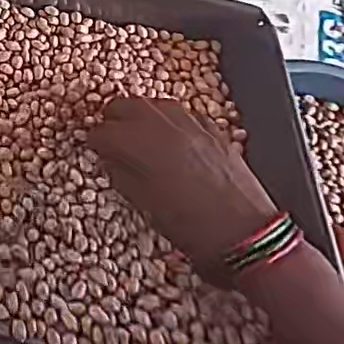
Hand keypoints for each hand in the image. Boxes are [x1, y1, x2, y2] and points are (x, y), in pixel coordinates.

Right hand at [87, 97, 275, 263]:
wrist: (250, 239)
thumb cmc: (193, 229)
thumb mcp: (146, 206)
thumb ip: (121, 175)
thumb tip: (109, 159)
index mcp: (144, 146)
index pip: (105, 132)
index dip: (94, 140)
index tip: (92, 148)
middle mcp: (167, 128)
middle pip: (126, 105)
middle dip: (112, 119)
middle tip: (108, 135)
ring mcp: (194, 128)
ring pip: (156, 104)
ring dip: (141, 114)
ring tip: (136, 130)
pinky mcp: (216, 133)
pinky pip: (186, 114)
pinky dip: (171, 120)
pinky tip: (170, 134)